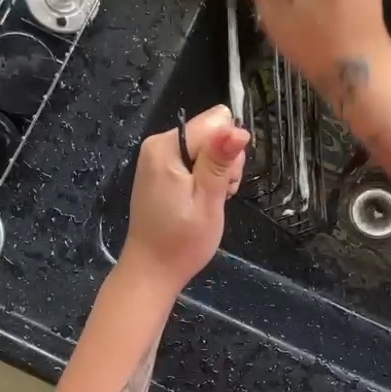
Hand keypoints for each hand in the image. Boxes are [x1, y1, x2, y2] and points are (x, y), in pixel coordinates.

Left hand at [118, 105, 250, 294]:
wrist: (152, 270)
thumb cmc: (182, 241)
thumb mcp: (208, 201)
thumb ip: (219, 162)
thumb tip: (238, 129)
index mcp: (166, 146)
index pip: (216, 122)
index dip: (228, 150)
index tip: (224, 181)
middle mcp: (158, 143)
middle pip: (212, 131)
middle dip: (223, 162)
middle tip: (216, 195)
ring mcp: (157, 156)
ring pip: (207, 146)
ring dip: (216, 172)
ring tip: (209, 201)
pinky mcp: (161, 169)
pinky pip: (195, 159)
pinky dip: (204, 178)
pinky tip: (199, 200)